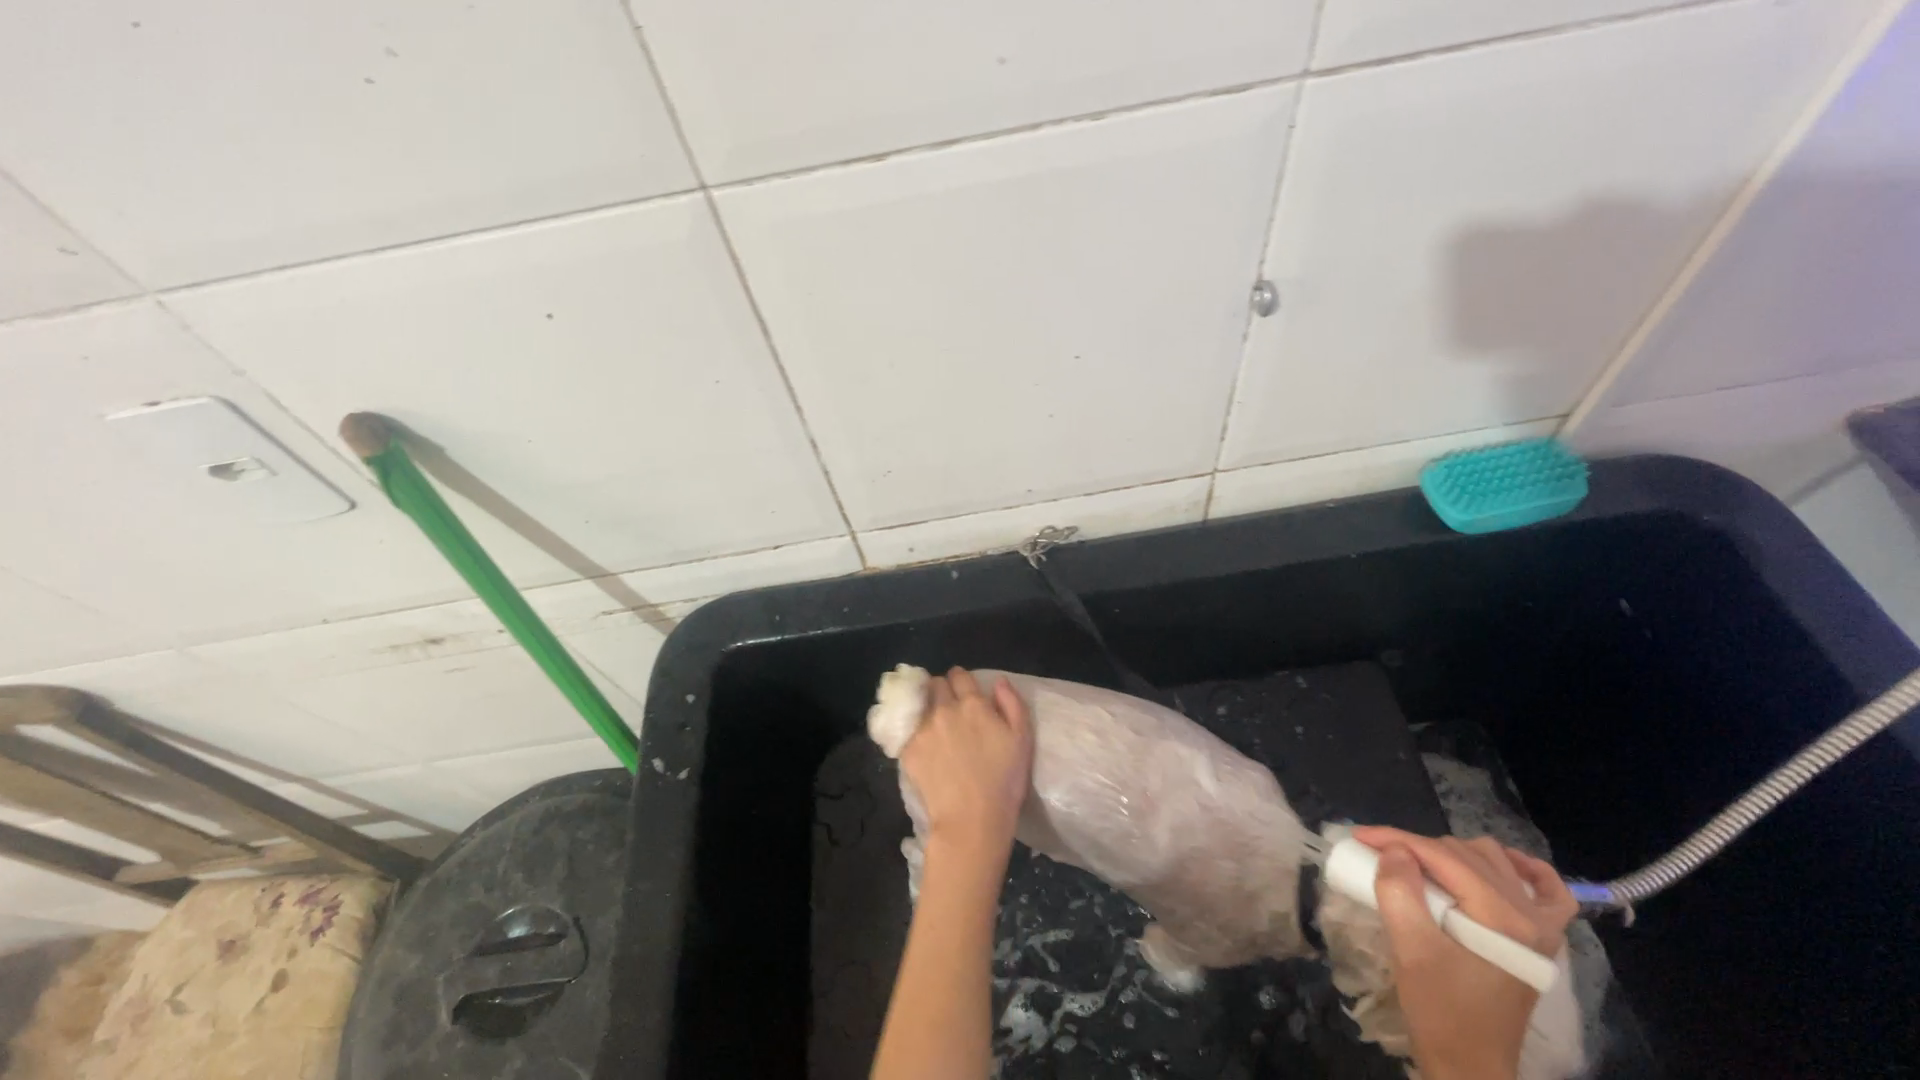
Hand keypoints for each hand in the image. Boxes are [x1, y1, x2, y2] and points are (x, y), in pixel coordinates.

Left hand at [898, 668, 1033, 858]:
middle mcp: (944, 710)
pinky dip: (916, 735)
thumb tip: (998, 681)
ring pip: (920, 705)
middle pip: (935, 685)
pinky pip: (909, 731)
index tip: (964, 694)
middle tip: (950, 711)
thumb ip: (1012, 703)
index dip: (961, 682)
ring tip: (936, 731)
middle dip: (942, 691)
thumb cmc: (1004, 781)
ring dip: (928, 711)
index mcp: (973, 704)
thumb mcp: (1022, 739)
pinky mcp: (907, 750)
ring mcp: (922, 729)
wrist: (972, 819)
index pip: (958, 675)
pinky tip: (927, 752)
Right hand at [1352, 827, 1578, 1079]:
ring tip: (1417, 867)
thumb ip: (1399, 892)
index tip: (1358, 836)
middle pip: (1466, 855)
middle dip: (1418, 848)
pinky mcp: (1541, 941)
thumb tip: (1394, 851)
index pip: (1443, 857)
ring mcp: (1542, 928)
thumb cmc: (1439, 1009)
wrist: (1470, 1063)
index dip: (1396, 839)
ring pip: (1495, 862)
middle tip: (1379, 858)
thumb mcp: (1409, 950)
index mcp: (1502, 916)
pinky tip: (1500, 865)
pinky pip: (1547, 890)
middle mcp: (1530, 914)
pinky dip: (1523, 869)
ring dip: (1453, 854)